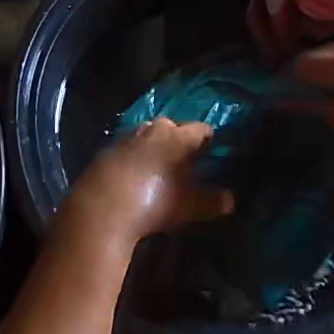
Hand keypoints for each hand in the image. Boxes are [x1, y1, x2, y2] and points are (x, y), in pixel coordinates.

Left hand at [57, 118, 234, 252]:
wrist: (103, 207)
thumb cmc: (155, 203)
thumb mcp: (191, 207)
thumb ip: (213, 202)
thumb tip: (231, 199)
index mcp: (177, 137)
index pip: (201, 129)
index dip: (208, 138)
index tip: (212, 149)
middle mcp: (152, 130)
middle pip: (170, 126)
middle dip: (178, 138)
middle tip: (184, 157)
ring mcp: (125, 137)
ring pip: (146, 135)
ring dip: (153, 145)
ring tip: (158, 164)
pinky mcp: (105, 149)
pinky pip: (126, 148)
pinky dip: (132, 156)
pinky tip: (132, 173)